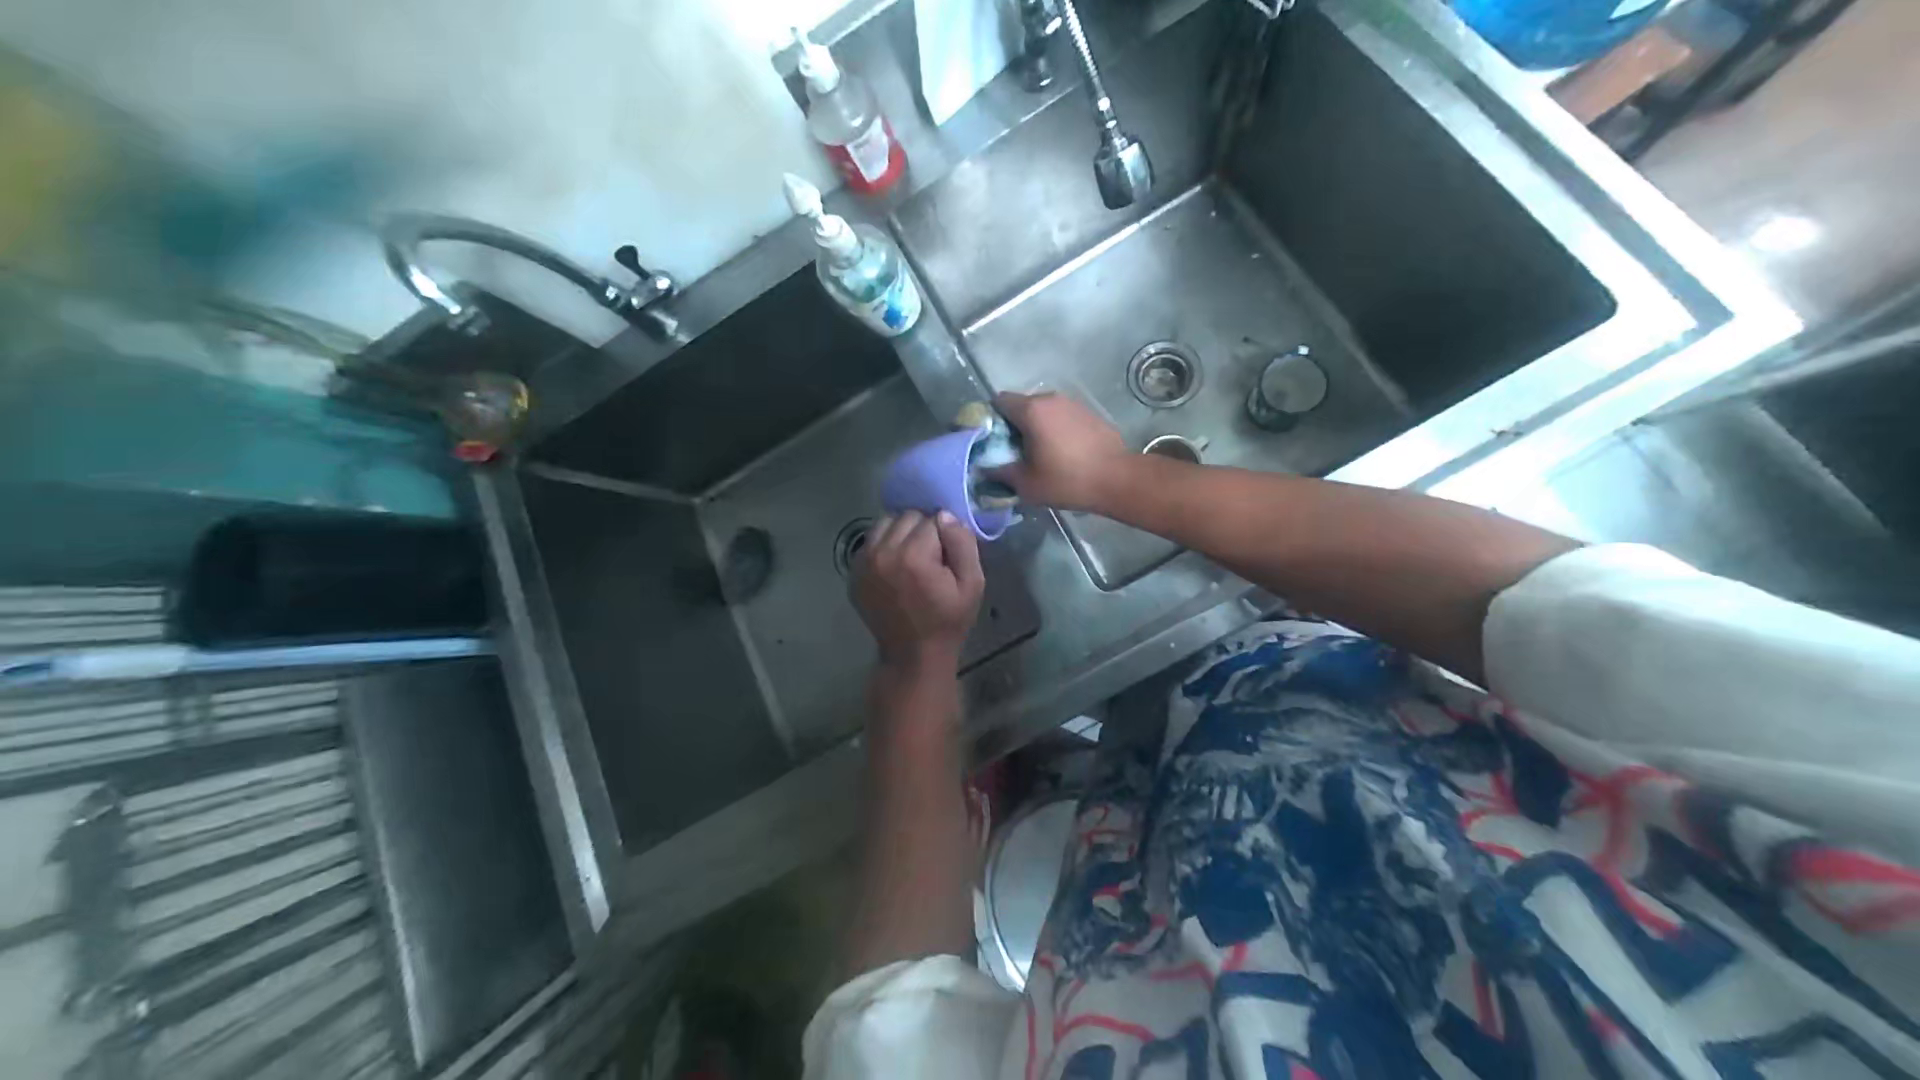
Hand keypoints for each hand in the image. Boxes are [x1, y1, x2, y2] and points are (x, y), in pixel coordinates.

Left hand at [852, 510, 984, 673]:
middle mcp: (882, 553)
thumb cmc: (948, 620)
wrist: (913, 654)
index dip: (945, 536)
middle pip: (906, 516)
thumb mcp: (972, 584)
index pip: (932, 519)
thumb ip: (962, 543)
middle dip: (921, 531)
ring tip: (911, 560)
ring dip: (900, 534)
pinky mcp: (853, 572)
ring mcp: (863, 562)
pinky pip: (871, 542)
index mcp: (913, 556)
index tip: (947, 559)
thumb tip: (945, 515)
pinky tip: (895, 568)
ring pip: (885, 524)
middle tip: (931, 559)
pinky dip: (884, 547)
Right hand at [990, 391, 1134, 512]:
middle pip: (1021, 405)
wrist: (1117, 479)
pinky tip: (1061, 452)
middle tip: (1013, 451)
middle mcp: (1050, 399)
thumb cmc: (1067, 480)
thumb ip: (999, 472)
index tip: (991, 440)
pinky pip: (1061, 416)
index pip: (998, 401)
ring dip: (1035, 427)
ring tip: (1038, 453)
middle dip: (1013, 424)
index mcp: (1031, 410)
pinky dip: (1054, 429)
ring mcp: (1072, 403)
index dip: (990, 419)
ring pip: (1042, 410)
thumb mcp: (1026, 484)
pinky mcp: (1088, 413)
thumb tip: (983, 468)